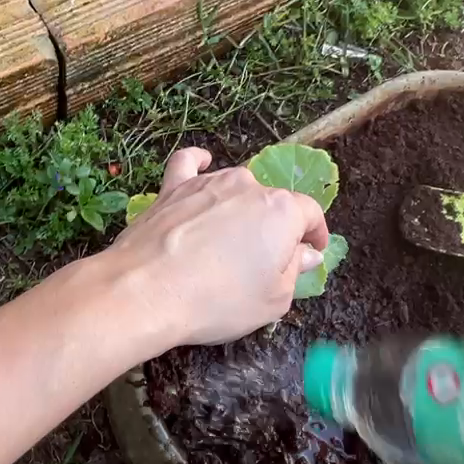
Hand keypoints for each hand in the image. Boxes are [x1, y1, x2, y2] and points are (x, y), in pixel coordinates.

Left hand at [105, 148, 329, 347]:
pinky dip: (198, 163)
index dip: (315, 232)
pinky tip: (202, 163)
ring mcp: (208, 182)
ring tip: (229, 239)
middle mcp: (247, 185)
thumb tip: (307, 252)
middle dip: (274, 227)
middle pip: (270, 202)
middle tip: (263, 260)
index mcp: (280, 210)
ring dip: (240, 207)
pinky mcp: (173, 186)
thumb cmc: (219, 300)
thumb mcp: (274, 300)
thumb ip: (295, 270)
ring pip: (235, 188)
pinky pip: (189, 164)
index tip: (312, 249)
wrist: (148, 290)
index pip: (309, 213)